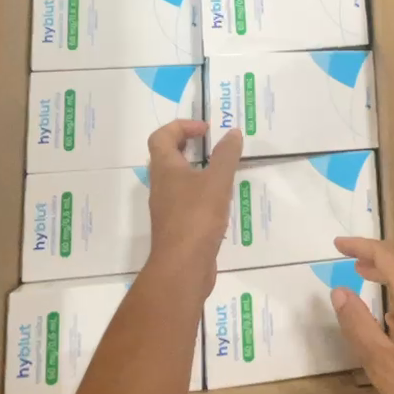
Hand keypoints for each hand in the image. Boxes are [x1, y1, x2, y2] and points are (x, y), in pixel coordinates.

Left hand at [144, 121, 242, 294]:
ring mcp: (167, 208)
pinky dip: (201, 192)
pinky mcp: (177, 226)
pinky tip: (222, 200)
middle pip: (166, 156)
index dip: (181, 126)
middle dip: (188, 145)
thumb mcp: (217, 181)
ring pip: (177, 180)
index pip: (161, 136)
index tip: (206, 130)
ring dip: (196, 169)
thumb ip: (226, 155)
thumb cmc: (196, 217)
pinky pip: (186, 200)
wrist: (182, 267)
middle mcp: (161, 186)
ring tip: (222, 171)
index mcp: (165, 169)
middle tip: (213, 145)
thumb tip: (232, 133)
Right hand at [330, 236, 393, 393]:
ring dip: (389, 270)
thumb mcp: (385, 368)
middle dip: (374, 254)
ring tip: (364, 274)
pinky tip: (392, 310)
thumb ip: (360, 326)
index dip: (361, 246)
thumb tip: (339, 291)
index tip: (337, 244)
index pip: (387, 256)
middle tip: (347, 257)